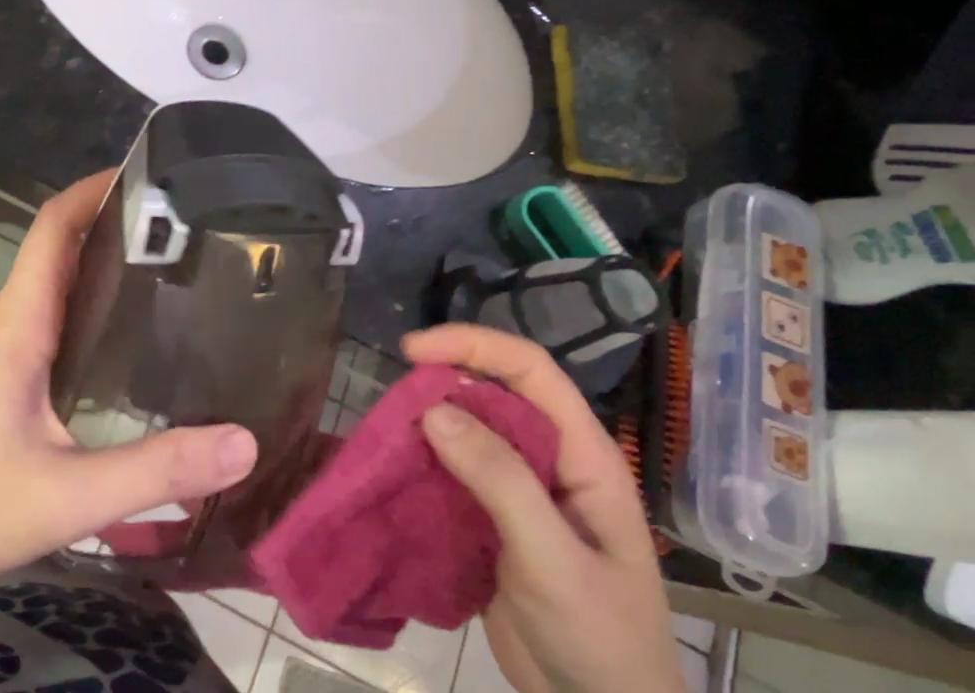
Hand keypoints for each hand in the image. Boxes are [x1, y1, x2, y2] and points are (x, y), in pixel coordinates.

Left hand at [0, 170, 259, 582]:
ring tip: (162, 284)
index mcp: (15, 328)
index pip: (51, 230)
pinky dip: (75, 307)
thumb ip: (156, 471)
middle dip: (110, 230)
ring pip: (43, 286)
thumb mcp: (69, 498)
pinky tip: (112, 346)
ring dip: (93, 270)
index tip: (146, 178)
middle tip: (183, 239)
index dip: (92, 191)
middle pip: (53, 251)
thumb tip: (243, 442)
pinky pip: (33, 317)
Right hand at [401, 325, 683, 692]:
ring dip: (424, 427)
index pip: (532, 373)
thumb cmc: (598, 635)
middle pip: (494, 395)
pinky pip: (451, 476)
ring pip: (467, 434)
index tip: (411, 350)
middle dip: (441, 384)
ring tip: (383, 436)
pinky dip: (419, 466)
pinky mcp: (492, 524)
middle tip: (390, 402)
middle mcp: (552, 464)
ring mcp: (521, 495)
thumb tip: (433, 409)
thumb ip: (500, 481)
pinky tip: (390, 473)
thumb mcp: (552, 558)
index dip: (474, 346)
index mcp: (584, 458)